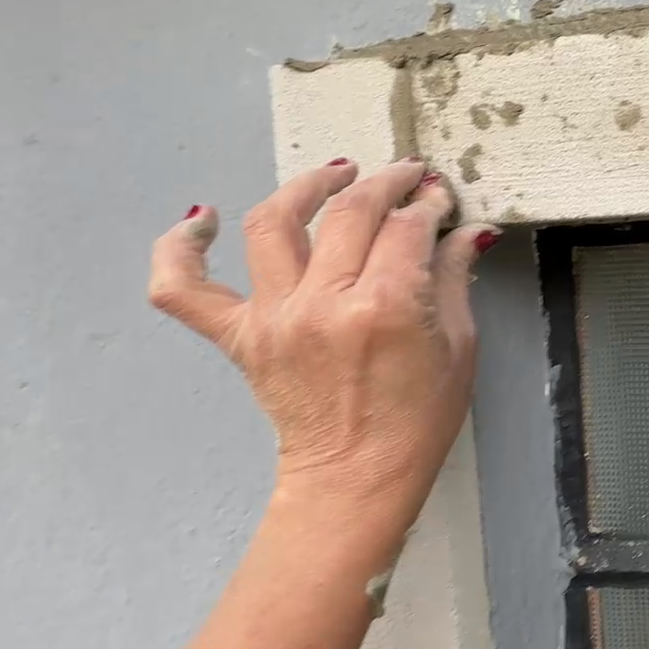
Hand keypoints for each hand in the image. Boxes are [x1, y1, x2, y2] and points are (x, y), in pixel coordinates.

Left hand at [147, 157, 499, 516]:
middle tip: (408, 174)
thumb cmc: (423, 416)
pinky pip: (183, 288)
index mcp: (387, 306)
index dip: (430, 204)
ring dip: (306, 187)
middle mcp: (324, 302)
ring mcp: (273, 317)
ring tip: (335, 173)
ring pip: (274, 225)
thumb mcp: (459, 344)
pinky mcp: (239, 337)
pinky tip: (198, 220)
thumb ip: (454, 278)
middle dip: (386, 184)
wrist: (359, 475)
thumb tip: (469, 232)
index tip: (442, 196)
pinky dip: (179, 248)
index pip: (408, 228)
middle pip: (350, 215)